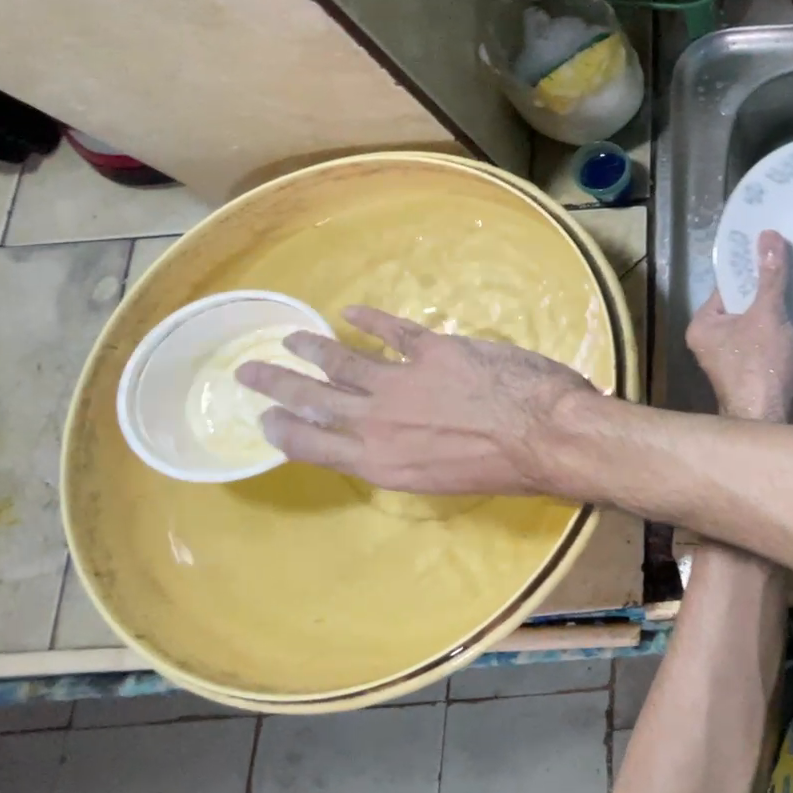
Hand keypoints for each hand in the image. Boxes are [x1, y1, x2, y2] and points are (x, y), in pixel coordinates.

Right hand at [235, 305, 600, 495]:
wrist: (544, 434)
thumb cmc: (509, 470)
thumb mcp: (445, 480)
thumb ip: (413, 458)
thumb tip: (407, 442)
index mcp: (380, 462)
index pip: (313, 446)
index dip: (284, 431)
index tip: (267, 418)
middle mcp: (378, 423)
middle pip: (314, 400)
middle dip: (278, 384)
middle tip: (249, 371)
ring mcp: (402, 382)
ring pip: (342, 360)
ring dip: (312, 348)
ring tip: (291, 339)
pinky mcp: (434, 350)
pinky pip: (392, 331)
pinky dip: (370, 319)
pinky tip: (353, 312)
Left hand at [687, 229, 792, 424]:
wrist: (780, 422)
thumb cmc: (759, 366)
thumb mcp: (766, 314)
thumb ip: (770, 276)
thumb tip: (768, 234)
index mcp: (706, 327)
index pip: (728, 286)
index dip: (750, 267)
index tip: (775, 246)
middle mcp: (722, 343)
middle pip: (751, 304)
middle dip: (775, 289)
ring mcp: (749, 359)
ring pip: (772, 324)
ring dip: (792, 311)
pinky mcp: (774, 371)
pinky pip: (787, 342)